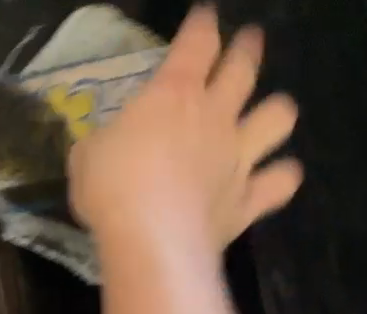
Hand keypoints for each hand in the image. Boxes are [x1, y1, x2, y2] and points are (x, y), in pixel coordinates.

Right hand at [69, 5, 302, 251]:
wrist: (150, 239)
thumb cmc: (111, 190)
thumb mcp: (86, 158)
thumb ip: (101, 144)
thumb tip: (100, 145)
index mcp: (172, 96)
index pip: (195, 43)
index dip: (200, 26)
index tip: (203, 16)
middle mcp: (215, 116)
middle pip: (244, 67)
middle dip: (246, 49)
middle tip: (247, 43)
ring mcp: (238, 156)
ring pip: (278, 116)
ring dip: (274, 112)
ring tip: (264, 118)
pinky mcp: (247, 199)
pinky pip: (280, 181)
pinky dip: (279, 178)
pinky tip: (272, 179)